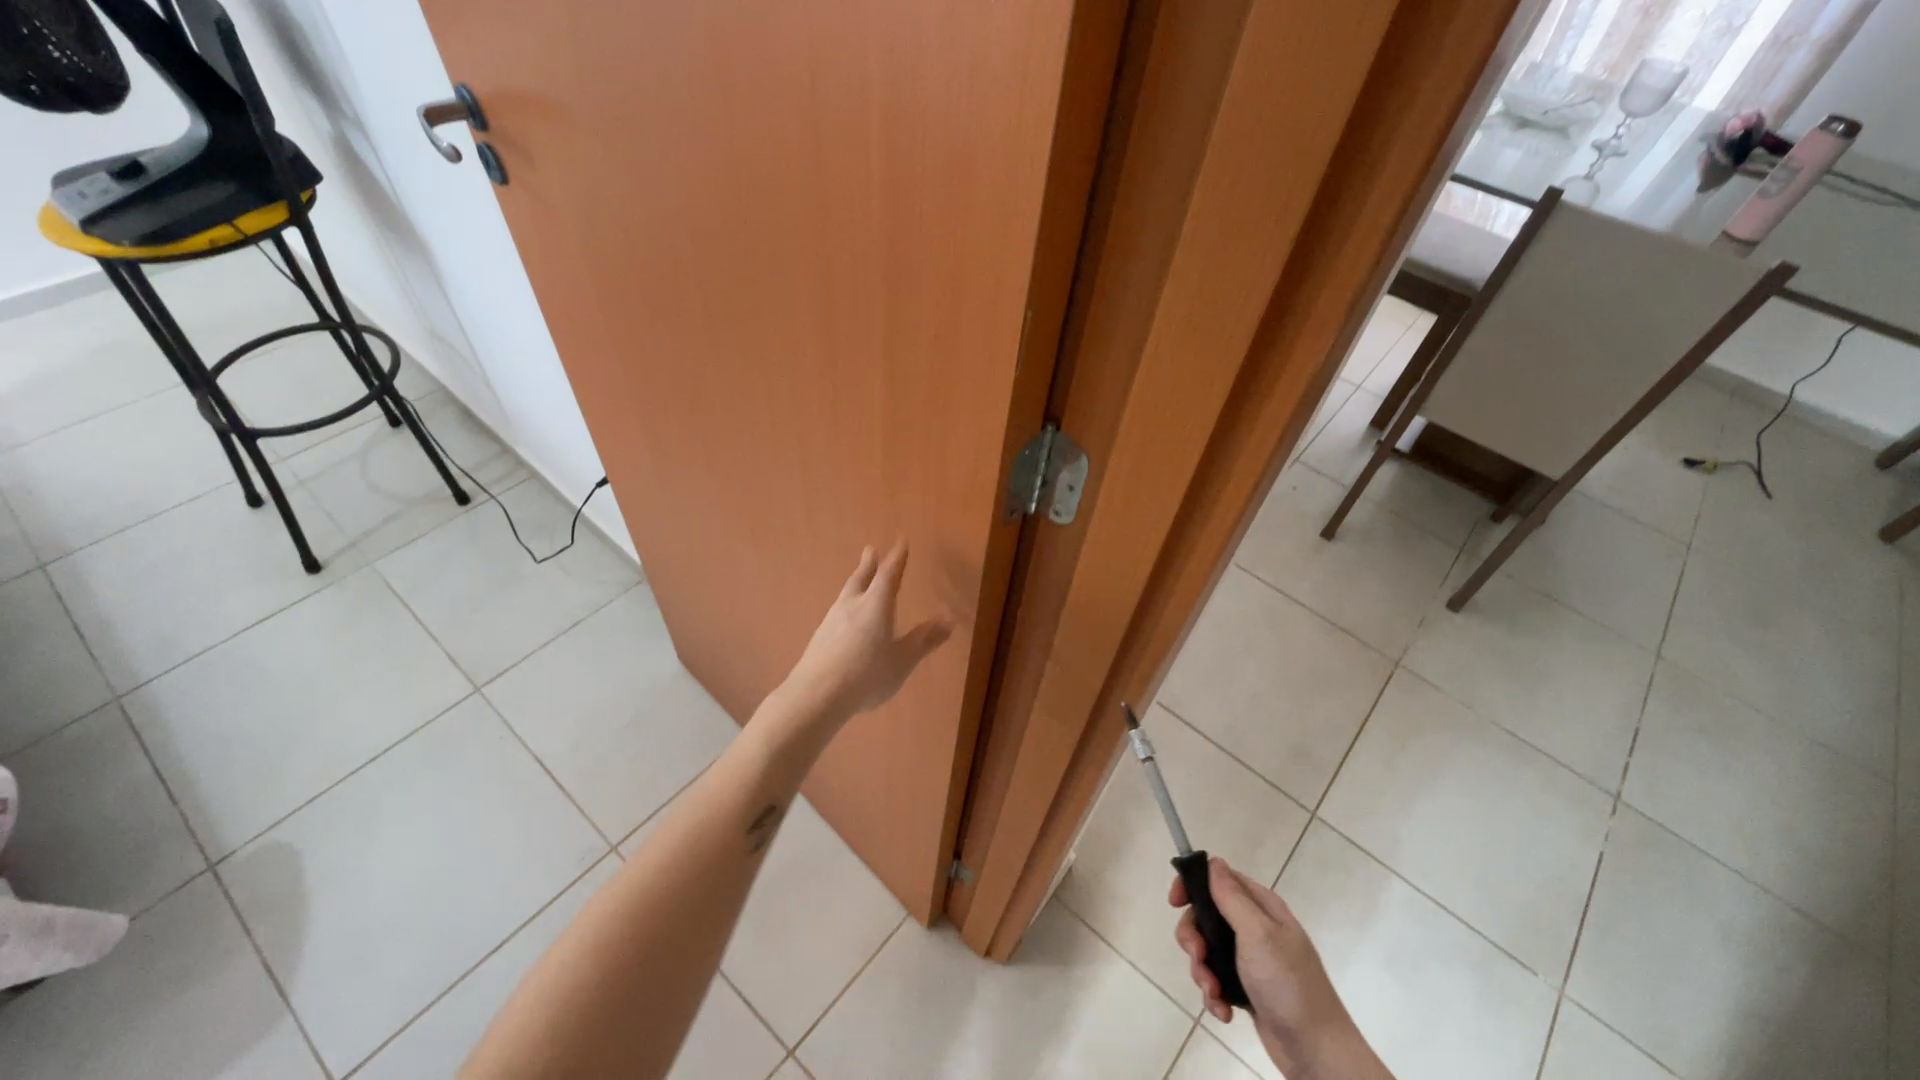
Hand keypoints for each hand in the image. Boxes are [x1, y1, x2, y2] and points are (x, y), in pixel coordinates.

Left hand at [786, 541, 952, 719]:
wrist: (816, 695)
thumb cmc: (867, 675)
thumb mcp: (902, 660)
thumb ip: (924, 640)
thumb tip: (948, 619)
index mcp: (875, 606)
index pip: (889, 575)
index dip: (897, 557)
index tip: (901, 540)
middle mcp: (851, 606)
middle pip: (861, 579)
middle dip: (869, 564)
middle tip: (870, 549)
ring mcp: (831, 621)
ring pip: (846, 594)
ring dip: (856, 582)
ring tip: (859, 578)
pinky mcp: (820, 637)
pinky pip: (837, 612)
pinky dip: (846, 604)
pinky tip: (845, 617)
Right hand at [1173, 859, 1388, 1079]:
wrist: (1315, 1049)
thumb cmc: (1287, 984)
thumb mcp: (1257, 934)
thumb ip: (1232, 897)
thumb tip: (1214, 861)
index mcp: (1262, 908)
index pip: (1219, 879)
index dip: (1192, 886)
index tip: (1175, 903)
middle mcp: (1256, 928)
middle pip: (1206, 918)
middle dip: (1194, 939)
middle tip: (1198, 957)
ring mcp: (1251, 959)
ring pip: (1207, 951)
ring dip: (1203, 972)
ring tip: (1215, 993)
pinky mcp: (1247, 987)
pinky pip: (1217, 980)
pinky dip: (1214, 994)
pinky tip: (1224, 1011)